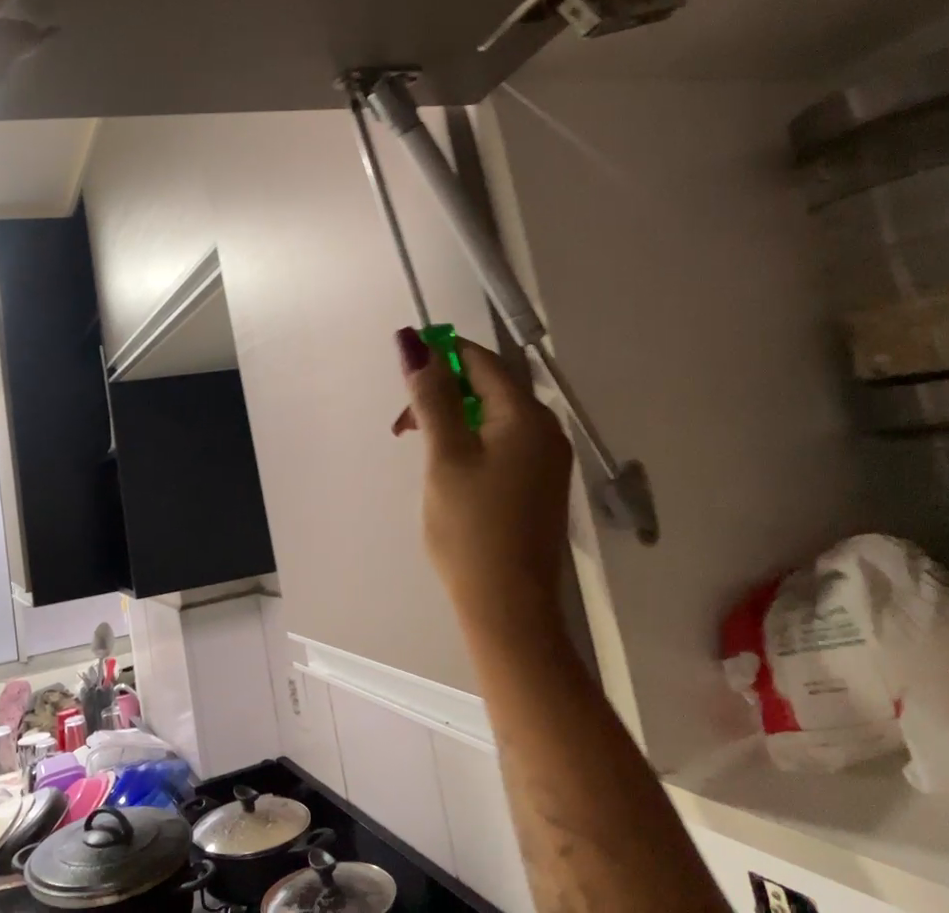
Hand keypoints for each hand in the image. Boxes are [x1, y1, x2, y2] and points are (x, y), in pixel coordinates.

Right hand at [393, 329, 573, 607]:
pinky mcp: (539, 486)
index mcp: (527, 416)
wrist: (509, 607)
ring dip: (452, 420)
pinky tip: (449, 471)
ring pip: (493, 417)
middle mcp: (546, 430)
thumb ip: (430, 396)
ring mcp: (547, 461)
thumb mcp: (444, 456)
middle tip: (403, 428)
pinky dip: (471, 444)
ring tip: (420, 450)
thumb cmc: (471, 528)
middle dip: (442, 393)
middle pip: (489, 387)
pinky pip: (503, 444)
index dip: (439, 357)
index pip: (481, 361)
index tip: (401, 378)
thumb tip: (412, 341)